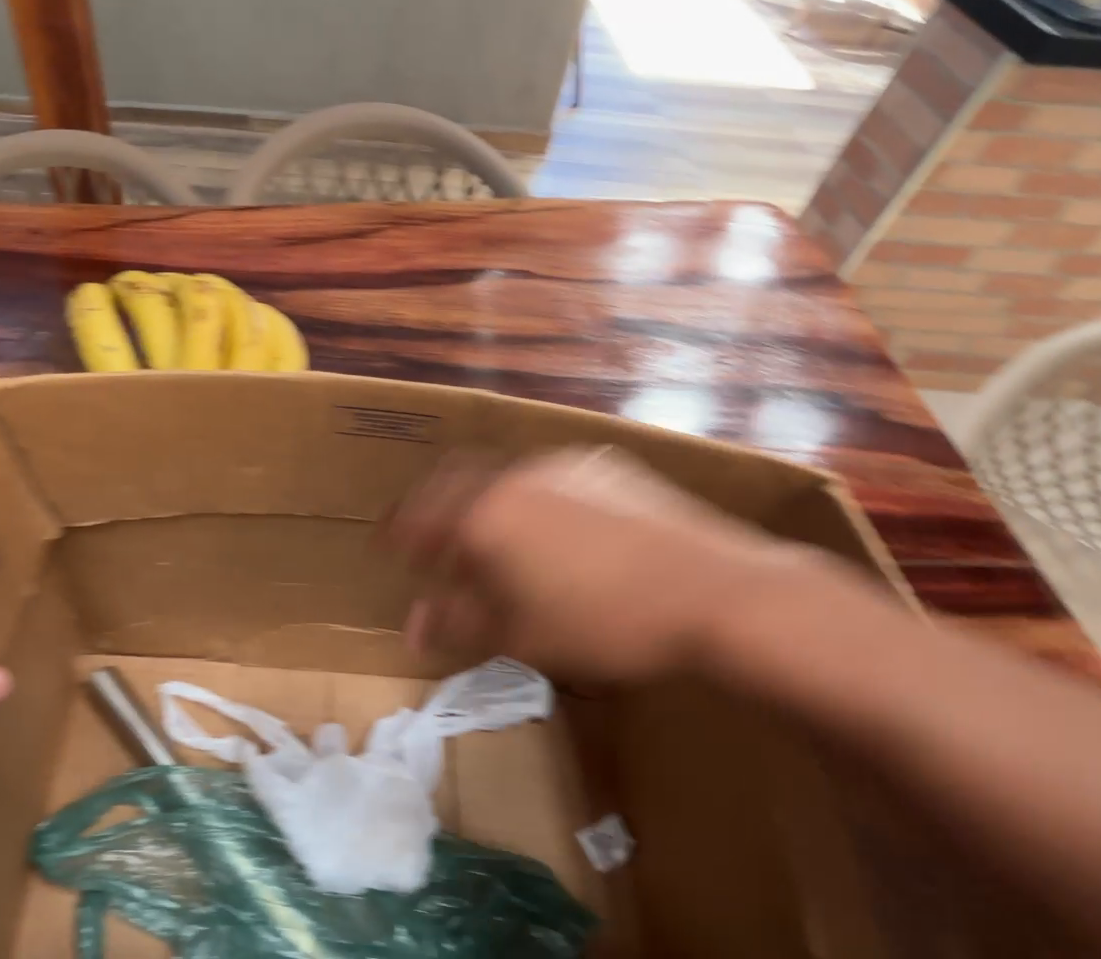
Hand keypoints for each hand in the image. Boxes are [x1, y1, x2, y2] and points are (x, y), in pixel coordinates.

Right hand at [385, 448, 840, 680]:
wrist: (715, 591)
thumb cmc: (605, 622)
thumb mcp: (522, 634)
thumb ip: (459, 622)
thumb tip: (411, 627)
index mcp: (484, 514)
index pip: (418, 513)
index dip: (397, 530)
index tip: (385, 544)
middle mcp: (514, 476)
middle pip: (454, 479)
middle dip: (433, 505)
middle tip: (428, 535)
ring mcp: (562, 465)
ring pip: (502, 474)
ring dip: (482, 500)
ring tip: (490, 537)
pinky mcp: (605, 467)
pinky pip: (546, 476)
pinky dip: (527, 497)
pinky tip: (552, 530)